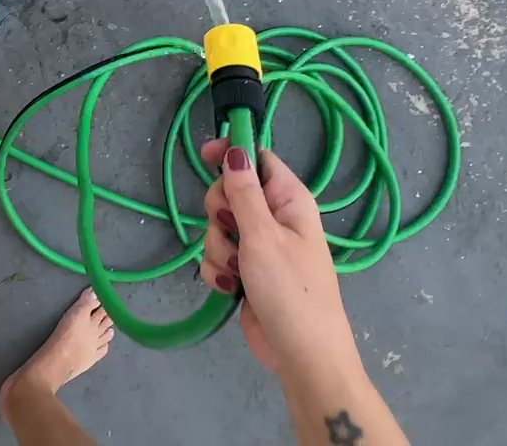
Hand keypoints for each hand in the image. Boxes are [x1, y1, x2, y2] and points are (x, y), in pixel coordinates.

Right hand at [198, 139, 361, 381]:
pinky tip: (232, 289)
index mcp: (288, 199)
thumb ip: (244, 192)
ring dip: (219, 248)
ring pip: (218, 227)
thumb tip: (235, 150)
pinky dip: (219, 271)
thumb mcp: (263, 236)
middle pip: (229, 191)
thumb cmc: (290, 290)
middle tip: (231, 229)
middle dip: (220, 212)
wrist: (302, 356)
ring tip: (238, 272)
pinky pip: (218, 256)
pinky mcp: (245, 271)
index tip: (204, 155)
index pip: (257, 157)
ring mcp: (259, 245)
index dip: (232, 152)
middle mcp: (274, 217)